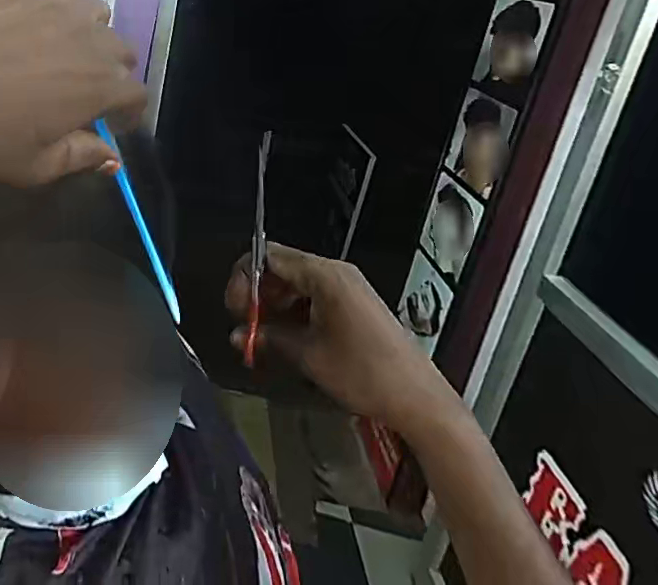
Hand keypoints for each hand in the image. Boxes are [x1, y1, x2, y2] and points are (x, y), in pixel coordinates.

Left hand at [0, 0, 148, 185]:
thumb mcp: (33, 165)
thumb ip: (81, 157)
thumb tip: (112, 157)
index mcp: (102, 86)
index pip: (137, 95)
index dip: (126, 113)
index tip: (109, 123)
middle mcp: (95, 38)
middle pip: (121, 52)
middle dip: (108, 73)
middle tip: (77, 91)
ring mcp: (64, 4)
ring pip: (96, 15)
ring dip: (88, 33)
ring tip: (57, 50)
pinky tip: (39, 13)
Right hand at [226, 242, 459, 437]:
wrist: (421, 401)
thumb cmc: (364, 373)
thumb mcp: (308, 355)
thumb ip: (268, 338)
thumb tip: (237, 336)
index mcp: (324, 274)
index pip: (268, 256)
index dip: (244, 279)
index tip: (236, 308)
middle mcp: (335, 272)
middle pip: (281, 267)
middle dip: (257, 294)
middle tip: (244, 324)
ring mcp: (347, 287)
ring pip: (295, 283)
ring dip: (274, 305)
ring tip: (261, 336)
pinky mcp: (353, 304)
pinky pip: (313, 296)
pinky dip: (294, 312)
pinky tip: (285, 337)